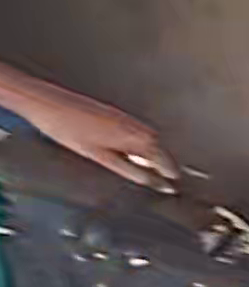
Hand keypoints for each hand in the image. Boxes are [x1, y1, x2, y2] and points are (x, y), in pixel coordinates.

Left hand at [18, 83, 179, 191]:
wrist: (38, 99)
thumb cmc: (64, 126)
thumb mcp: (104, 159)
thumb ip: (139, 175)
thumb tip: (165, 187)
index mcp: (146, 142)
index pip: (172, 168)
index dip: (163, 177)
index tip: (159, 183)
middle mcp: (144, 130)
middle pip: (161, 155)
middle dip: (149, 163)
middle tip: (126, 165)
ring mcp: (132, 120)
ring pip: (148, 145)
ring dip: (137, 151)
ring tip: (111, 150)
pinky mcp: (119, 114)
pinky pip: (134, 134)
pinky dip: (126, 140)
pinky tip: (104, 138)